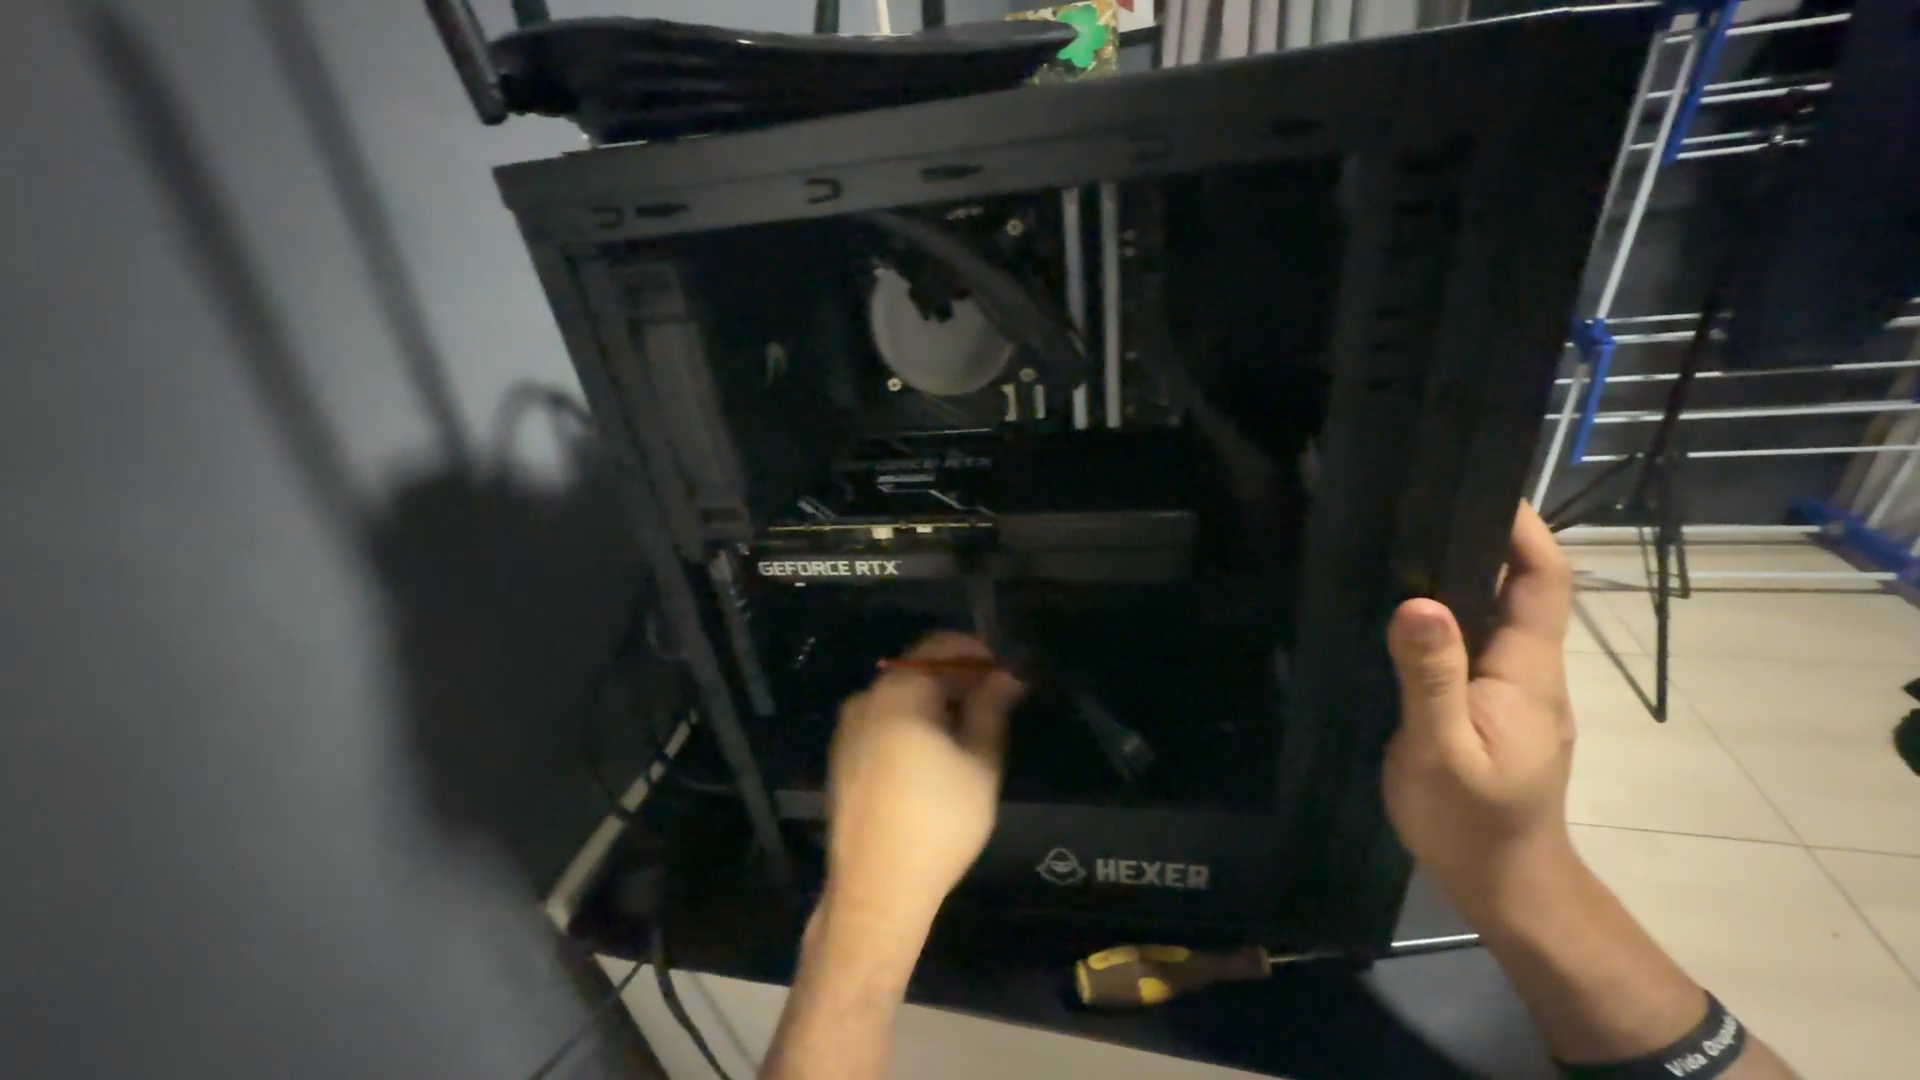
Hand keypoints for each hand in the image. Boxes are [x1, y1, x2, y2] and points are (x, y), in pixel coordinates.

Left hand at [823, 632, 1025, 928]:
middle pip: (917, 669)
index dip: (978, 654)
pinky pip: (882, 722)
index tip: (1007, 675)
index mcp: (899, 692)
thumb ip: (992, 709)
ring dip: (935, 701)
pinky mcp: (842, 757)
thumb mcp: (980, 763)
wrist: (877, 890)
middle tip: (996, 702)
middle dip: (958, 678)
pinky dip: (911, 723)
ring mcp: (847, 729)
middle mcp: (866, 699)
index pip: (940, 647)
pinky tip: (935, 755)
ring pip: (899, 697)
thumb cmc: (938, 822)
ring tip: (970, 730)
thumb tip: (1007, 675)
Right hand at [1382, 501, 1578, 918]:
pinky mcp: (1494, 709)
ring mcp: (1515, 692)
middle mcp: (1530, 671)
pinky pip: (1477, 646)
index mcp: (1527, 671)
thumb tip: (1417, 601)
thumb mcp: (1441, 749)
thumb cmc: (1472, 818)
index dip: (1524, 530)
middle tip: (1418, 509)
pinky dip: (1449, 617)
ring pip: (1496, 618)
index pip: (1544, 581)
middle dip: (1483, 542)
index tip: (1480, 487)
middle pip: (1522, 590)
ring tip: (1401, 549)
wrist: (1503, 882)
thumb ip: (1431, 677)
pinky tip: (1405, 618)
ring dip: (1463, 578)